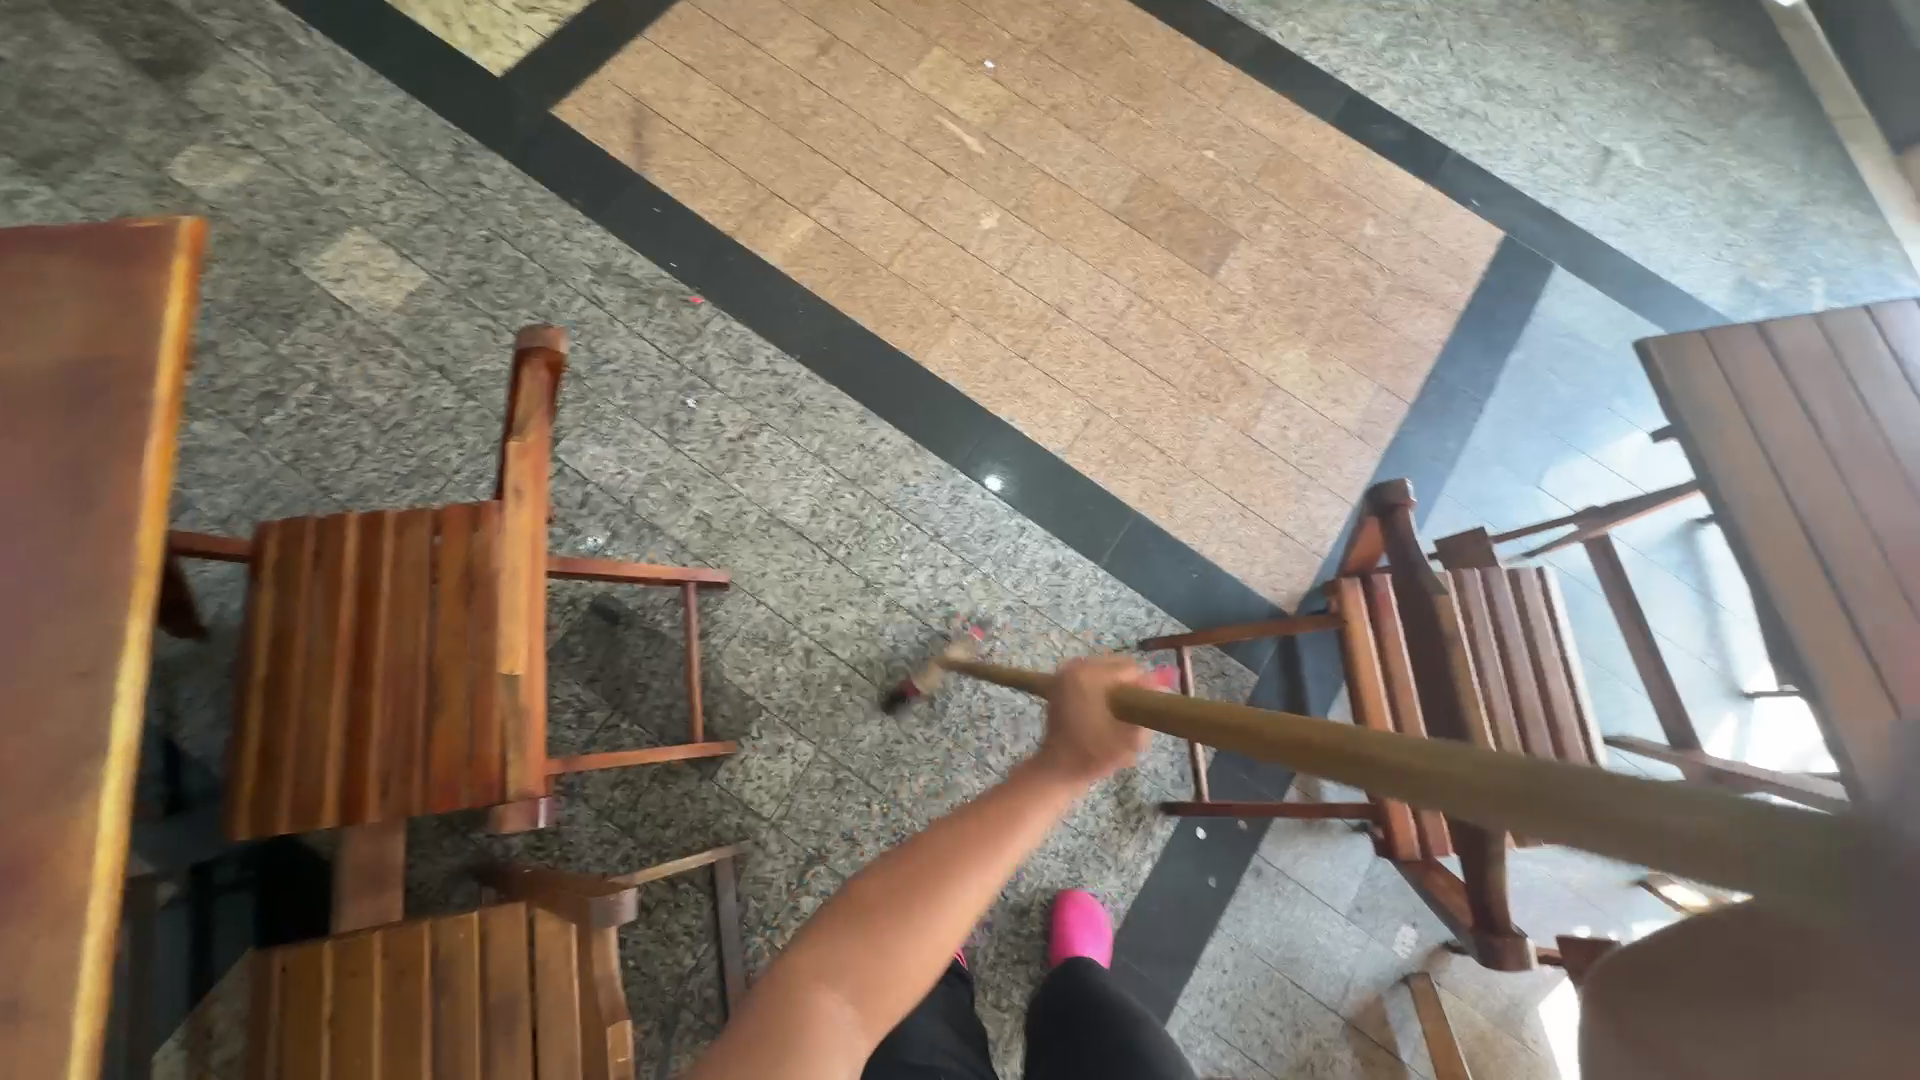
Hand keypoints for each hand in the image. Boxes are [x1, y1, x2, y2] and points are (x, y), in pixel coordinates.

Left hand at [1033, 655, 1151, 785]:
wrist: (1058, 768)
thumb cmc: (1093, 755)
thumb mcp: (1128, 738)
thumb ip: (1148, 711)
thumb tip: (1163, 690)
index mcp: (1088, 676)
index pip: (1130, 669)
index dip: (1146, 685)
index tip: (1153, 704)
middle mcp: (1075, 668)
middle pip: (1117, 665)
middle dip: (1131, 684)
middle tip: (1140, 708)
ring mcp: (1065, 674)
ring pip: (1105, 670)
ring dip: (1118, 686)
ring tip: (1124, 710)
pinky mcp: (1062, 683)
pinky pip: (1092, 677)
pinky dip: (1103, 688)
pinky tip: (1108, 708)